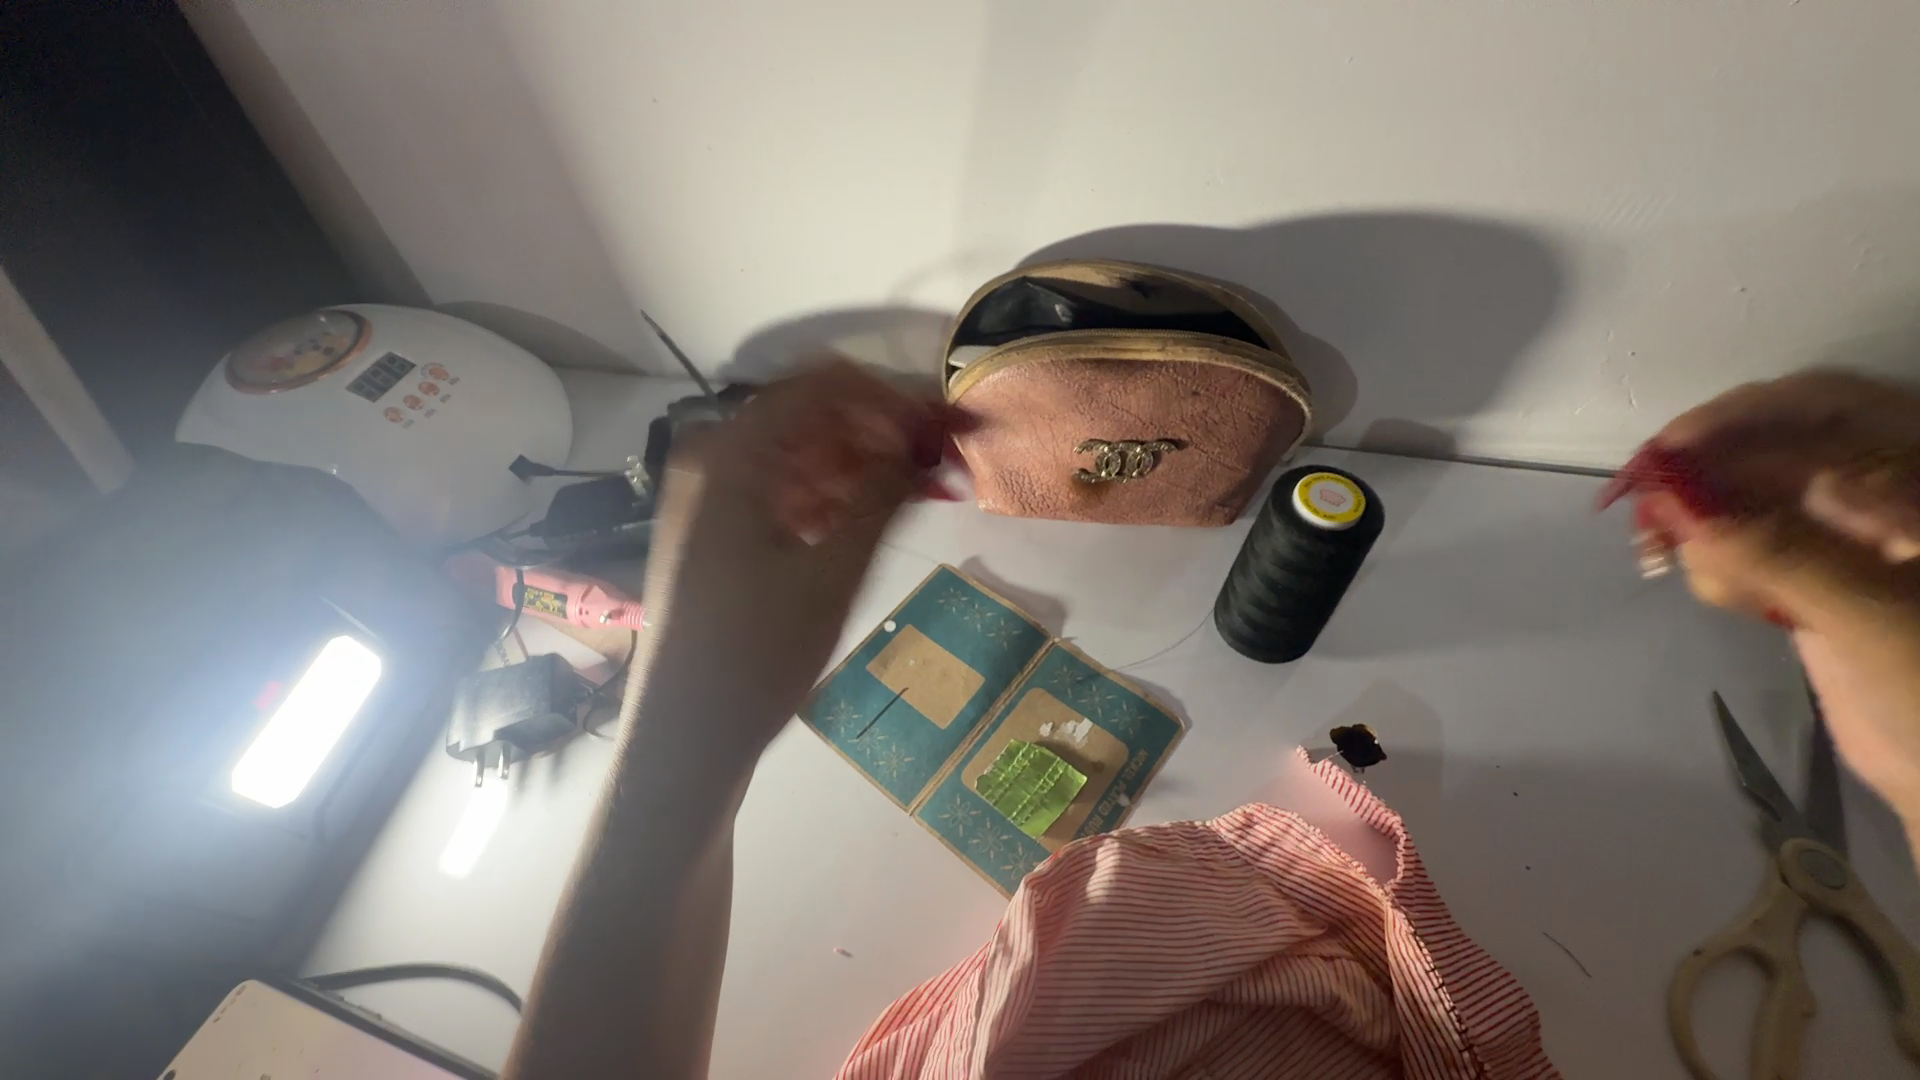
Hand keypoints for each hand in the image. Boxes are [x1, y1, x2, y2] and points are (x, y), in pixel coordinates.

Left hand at [631, 360, 966, 761]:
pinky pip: (789, 490)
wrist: (687, 736)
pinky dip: (836, 496)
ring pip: (806, 454)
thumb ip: (883, 495)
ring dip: (866, 465)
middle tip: (946, 462)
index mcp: (730, 454)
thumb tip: (928, 439)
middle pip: (815, 417)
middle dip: (884, 433)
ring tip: (925, 492)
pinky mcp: (722, 529)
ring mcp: (714, 495)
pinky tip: (875, 518)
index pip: (824, 386)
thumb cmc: (755, 656)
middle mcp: (714, 459)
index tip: (948, 426)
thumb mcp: (833, 574)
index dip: (894, 399)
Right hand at [1601, 370, 1919, 819]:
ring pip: (1742, 496)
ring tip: (1707, 581)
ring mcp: (1852, 533)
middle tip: (1646, 519)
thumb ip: (1786, 557)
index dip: (1741, 418)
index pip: (1828, 408)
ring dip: (1703, 530)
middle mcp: (1893, 491)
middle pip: (1772, 446)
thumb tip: (1681, 504)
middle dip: (1701, 479)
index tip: (1663, 456)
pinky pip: (1741, 542)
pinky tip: (1731, 600)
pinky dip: (1715, 561)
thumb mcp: (1880, 623)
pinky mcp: (1816, 570)